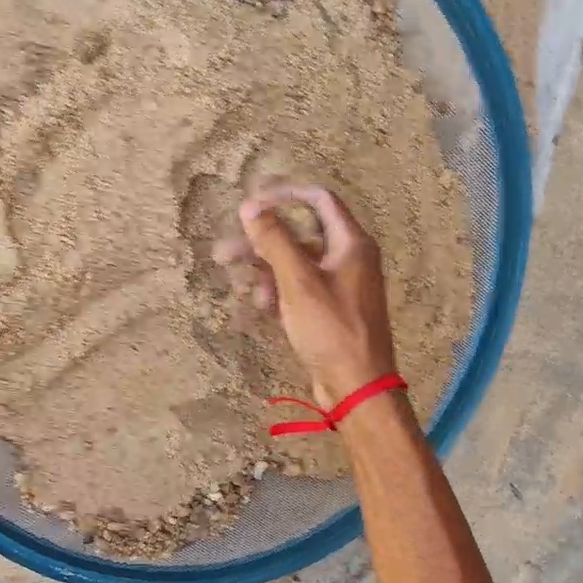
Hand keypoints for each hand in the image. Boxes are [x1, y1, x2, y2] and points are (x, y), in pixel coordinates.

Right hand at [216, 183, 397, 405]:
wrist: (356, 386)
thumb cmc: (331, 330)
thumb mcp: (298, 282)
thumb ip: (275, 241)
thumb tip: (251, 206)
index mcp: (351, 243)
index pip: (318, 200)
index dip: (284, 195)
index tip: (251, 203)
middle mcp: (349, 258)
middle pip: (300, 235)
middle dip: (262, 242)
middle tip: (225, 252)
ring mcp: (339, 286)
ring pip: (296, 265)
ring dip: (265, 271)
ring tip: (236, 283)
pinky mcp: (329, 310)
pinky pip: (300, 290)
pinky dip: (279, 293)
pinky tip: (261, 306)